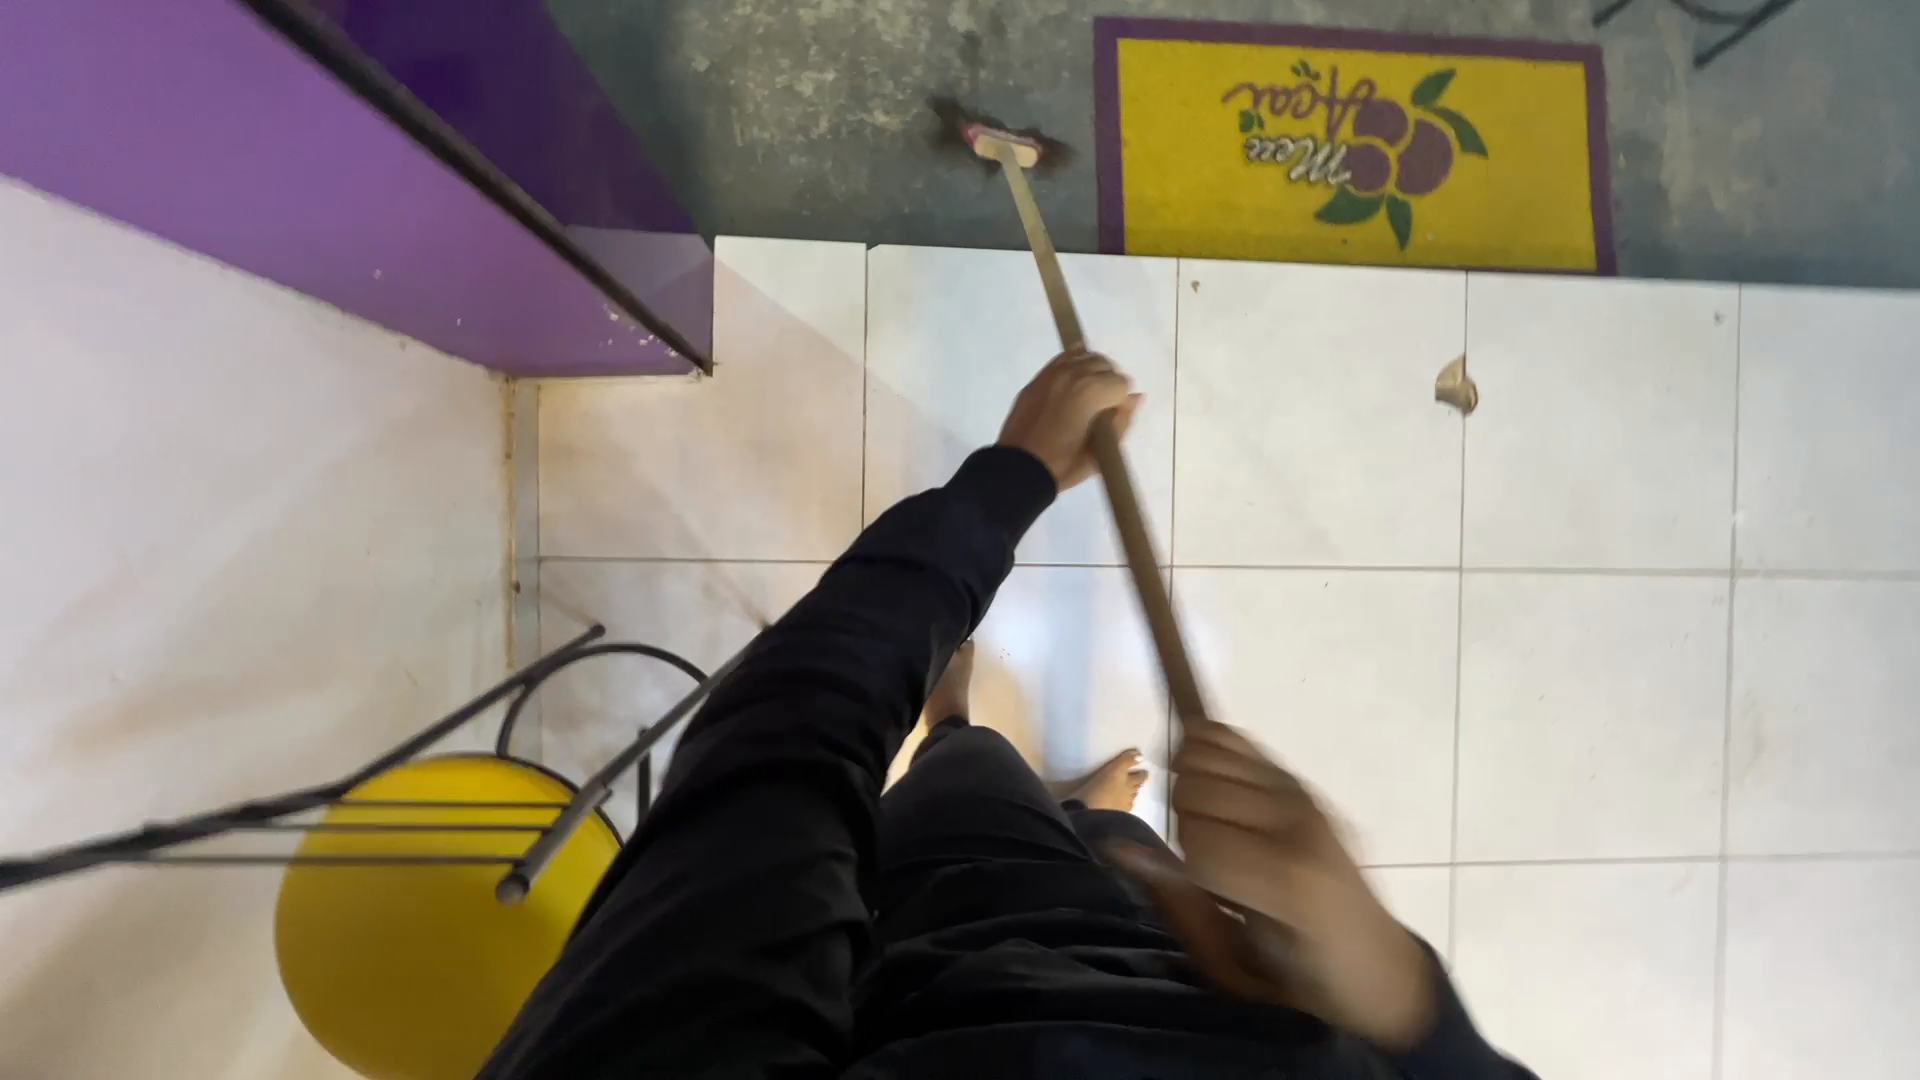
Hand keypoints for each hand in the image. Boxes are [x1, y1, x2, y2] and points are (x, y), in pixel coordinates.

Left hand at [996, 350, 1142, 490]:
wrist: (1019, 469)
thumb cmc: (1062, 466)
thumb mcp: (1100, 452)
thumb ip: (1122, 421)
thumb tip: (1136, 398)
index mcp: (1091, 391)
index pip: (1123, 384)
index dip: (1121, 402)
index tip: (1111, 419)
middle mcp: (1073, 374)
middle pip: (1105, 365)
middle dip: (1109, 384)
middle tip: (1101, 408)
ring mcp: (1052, 373)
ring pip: (1084, 357)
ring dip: (1092, 372)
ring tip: (1087, 395)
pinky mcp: (1037, 379)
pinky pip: (1062, 359)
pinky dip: (1073, 362)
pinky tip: (1074, 377)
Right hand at [1110, 721, 1434, 1049]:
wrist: (1375, 966)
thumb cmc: (1297, 978)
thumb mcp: (1231, 965)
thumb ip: (1175, 901)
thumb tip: (1115, 845)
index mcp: (1286, 881)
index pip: (1197, 839)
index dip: (1186, 865)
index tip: (1209, 891)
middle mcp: (1296, 823)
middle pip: (1195, 789)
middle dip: (1187, 825)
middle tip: (1211, 861)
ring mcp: (1299, 794)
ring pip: (1203, 755)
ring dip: (1195, 789)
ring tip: (1218, 825)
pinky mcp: (1297, 779)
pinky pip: (1227, 737)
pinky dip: (1204, 750)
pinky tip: (1215, 783)